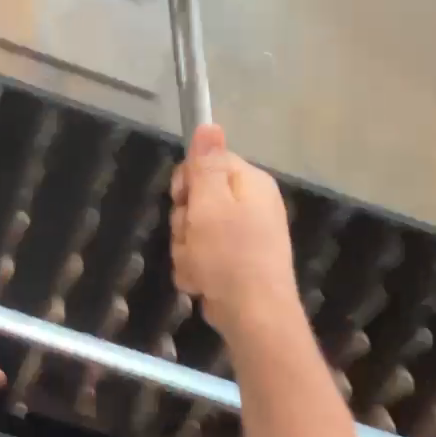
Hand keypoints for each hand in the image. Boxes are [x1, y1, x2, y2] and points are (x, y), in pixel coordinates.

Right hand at [170, 124, 298, 331]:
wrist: (253, 311)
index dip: (186, 184)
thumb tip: (208, 125)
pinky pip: (203, 257)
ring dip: (186, 251)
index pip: (206, 164)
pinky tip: (201, 281)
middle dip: (184, 224)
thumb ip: (206, 166)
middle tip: (192, 240)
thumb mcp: (210, 205)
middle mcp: (251, 204)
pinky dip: (196, 269)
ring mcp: (245, 235)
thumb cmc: (228, 256)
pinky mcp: (237, 262)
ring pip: (195, 232)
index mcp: (249, 183)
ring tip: (197, 266)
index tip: (182, 203)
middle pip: (198, 200)